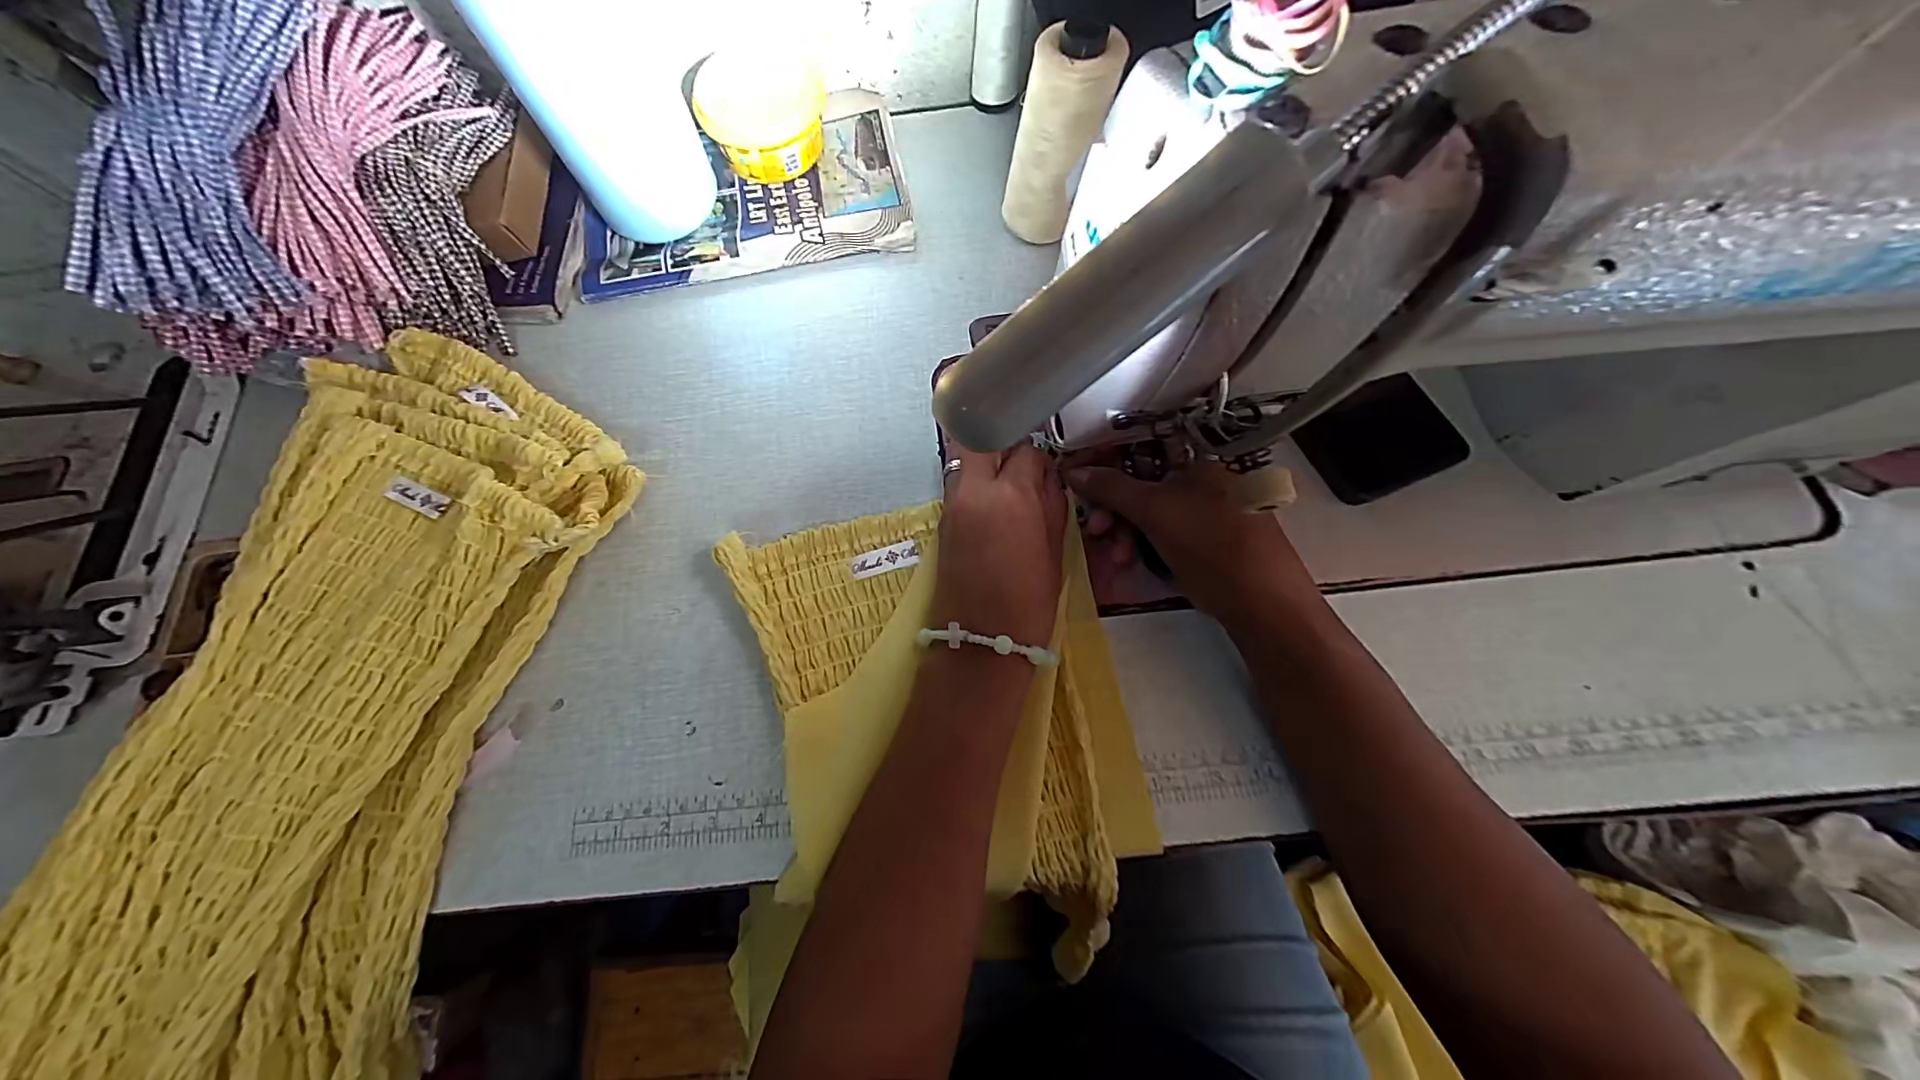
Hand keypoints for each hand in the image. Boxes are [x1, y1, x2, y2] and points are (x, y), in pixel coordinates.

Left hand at [932, 442, 1067, 650]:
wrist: (982, 643)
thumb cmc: (1028, 603)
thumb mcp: (1054, 550)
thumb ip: (1052, 504)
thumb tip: (1047, 478)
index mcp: (1010, 496)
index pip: (1026, 451)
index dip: (1041, 459)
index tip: (1048, 472)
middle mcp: (974, 491)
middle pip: (980, 439)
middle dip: (1001, 441)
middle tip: (1021, 463)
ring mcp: (952, 506)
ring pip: (965, 460)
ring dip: (985, 461)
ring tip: (1008, 484)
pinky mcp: (942, 523)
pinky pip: (959, 486)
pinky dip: (975, 484)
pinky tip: (994, 506)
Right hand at [1065, 459, 1321, 633]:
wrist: (1262, 602)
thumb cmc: (1212, 545)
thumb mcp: (1156, 510)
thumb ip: (1112, 487)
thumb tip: (1074, 470)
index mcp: (1197, 461)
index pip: (1141, 447)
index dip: (1106, 460)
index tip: (1078, 477)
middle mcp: (1200, 483)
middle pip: (1139, 484)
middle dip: (1112, 507)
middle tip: (1095, 527)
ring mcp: (1202, 514)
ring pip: (1146, 514)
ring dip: (1123, 532)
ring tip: (1118, 556)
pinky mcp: (1200, 544)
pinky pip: (1158, 535)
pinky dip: (1141, 546)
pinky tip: (1132, 562)